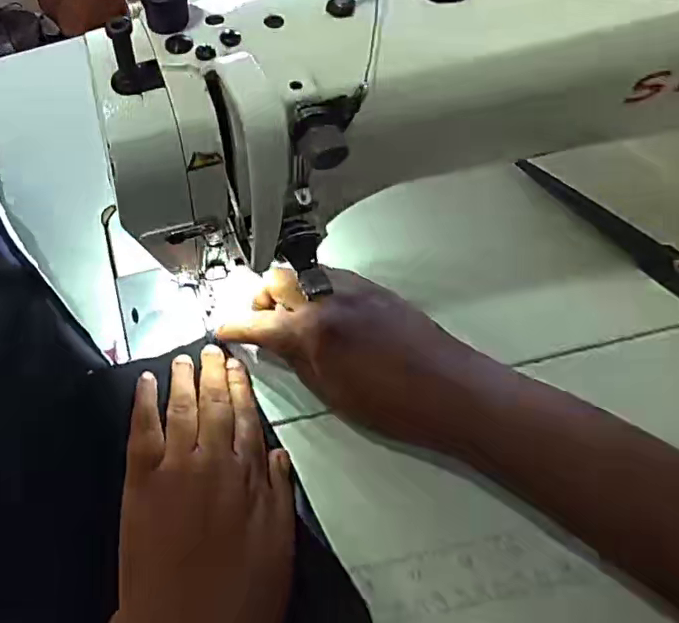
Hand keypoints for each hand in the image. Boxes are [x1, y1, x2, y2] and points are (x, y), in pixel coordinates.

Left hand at [116, 345, 294, 622]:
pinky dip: (145, 399)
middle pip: (214, 405)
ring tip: (184, 359)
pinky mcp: (141, 475)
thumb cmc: (237, 597)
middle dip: (214, 374)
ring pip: (181, 407)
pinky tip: (146, 381)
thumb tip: (276, 454)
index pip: (246, 420)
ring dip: (182, 378)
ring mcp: (174, 465)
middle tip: (212, 350)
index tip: (238, 368)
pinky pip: (143, 425)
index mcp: (246, 479)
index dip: (242, 391)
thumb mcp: (276, 549)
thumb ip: (277, 496)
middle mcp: (212, 462)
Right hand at [216, 266, 509, 451]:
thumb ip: (296, 362)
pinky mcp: (369, 285)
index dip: (234, 328)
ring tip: (293, 315)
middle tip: (260, 320)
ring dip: (287, 290)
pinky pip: (327, 275)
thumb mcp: (333, 393)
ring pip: (299, 273)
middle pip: (273, 281)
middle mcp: (326, 300)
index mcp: (312, 332)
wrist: (455, 393)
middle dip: (260, 300)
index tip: (223, 329)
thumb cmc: (401, 404)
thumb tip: (275, 347)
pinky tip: (324, 310)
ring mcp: (348, 288)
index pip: (257, 323)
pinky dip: (315, 287)